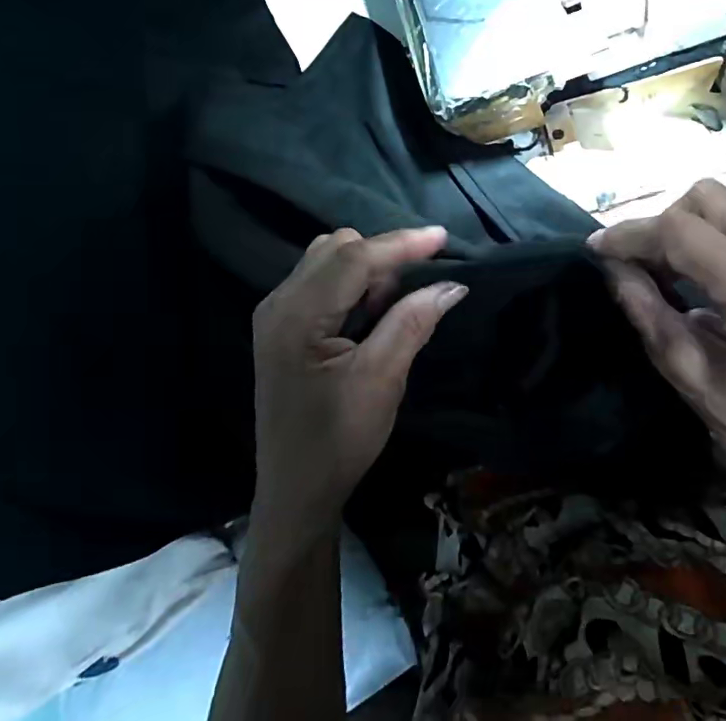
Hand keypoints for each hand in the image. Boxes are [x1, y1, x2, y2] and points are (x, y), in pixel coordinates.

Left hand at [250, 227, 467, 533]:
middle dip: (381, 256)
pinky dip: (350, 284)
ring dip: (366, 269)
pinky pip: (319, 281)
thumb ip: (412, 322)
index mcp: (296, 315)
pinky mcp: (280, 325)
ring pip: (326, 260)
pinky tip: (368, 314)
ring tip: (391, 307)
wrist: (295, 489)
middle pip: (336, 249)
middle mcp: (278, 302)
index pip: (353, 258)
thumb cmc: (338, 441)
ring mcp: (274, 312)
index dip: (400, 244)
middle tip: (413, 290)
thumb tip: (450, 283)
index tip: (443, 236)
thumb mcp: (382, 380)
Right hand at [591, 179, 725, 483]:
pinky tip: (695, 265)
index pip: (684, 234)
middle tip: (636, 260)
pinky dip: (705, 230)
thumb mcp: (677, 362)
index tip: (597, 248)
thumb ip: (640, 303)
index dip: (632, 234)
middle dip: (657, 224)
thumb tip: (607, 259)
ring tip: (664, 262)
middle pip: (705, 199)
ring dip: (681, 223)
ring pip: (722, 199)